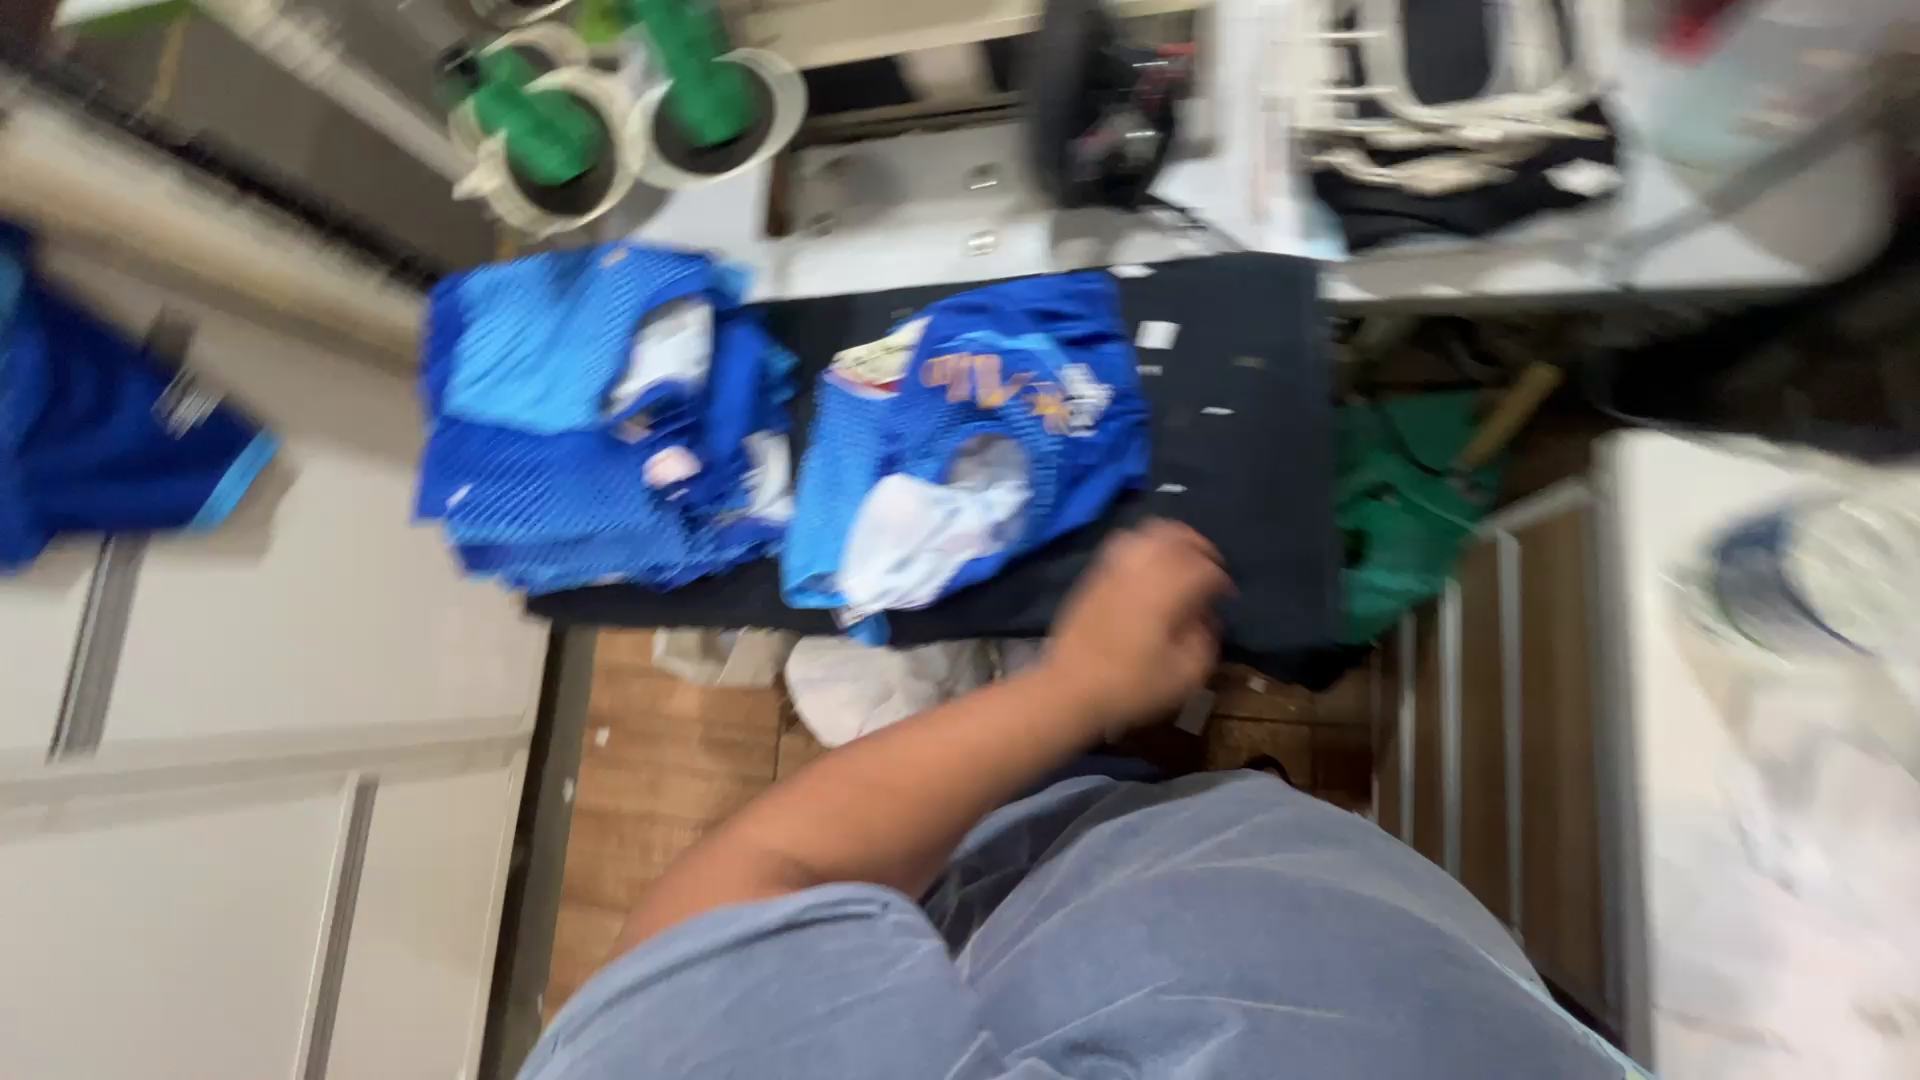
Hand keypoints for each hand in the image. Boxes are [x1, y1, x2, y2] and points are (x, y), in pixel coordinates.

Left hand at [1042, 520, 1230, 731]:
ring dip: (1169, 539)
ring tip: (1180, 557)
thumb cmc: (1130, 686)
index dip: (1221, 578)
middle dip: (1198, 545)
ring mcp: (1112, 570)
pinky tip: (1147, 567)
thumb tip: (1205, 617)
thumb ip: (1204, 639)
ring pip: (1146, 533)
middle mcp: (1140, 571)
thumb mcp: (1184, 675)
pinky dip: (1142, 547)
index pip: (1203, 567)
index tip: (1227, 595)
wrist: (1068, 687)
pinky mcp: (1092, 577)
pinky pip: (1121, 546)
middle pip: (1175, 536)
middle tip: (1210, 563)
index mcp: (1166, 592)